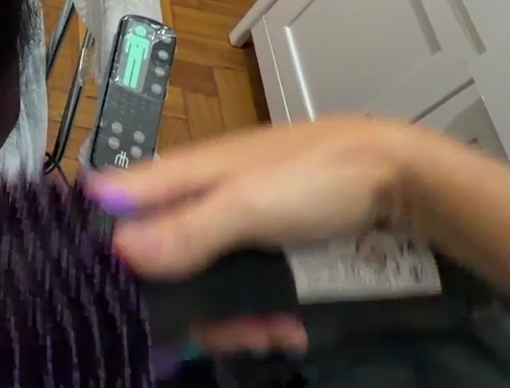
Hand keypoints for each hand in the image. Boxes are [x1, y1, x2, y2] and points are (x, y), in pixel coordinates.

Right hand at [84, 118, 430, 354]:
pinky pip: (245, 284)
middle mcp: (196, 197)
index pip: (118, 205)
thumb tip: (116, 251)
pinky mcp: (267, 245)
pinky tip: (290, 326)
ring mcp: (233, 223)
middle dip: (184, 298)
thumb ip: (186, 229)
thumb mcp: (247, 205)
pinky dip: (261, 309)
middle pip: (162, 253)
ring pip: (205, 277)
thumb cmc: (311, 178)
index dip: (109, 244)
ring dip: (230, 313)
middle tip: (216, 334)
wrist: (400, 176)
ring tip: (271, 335)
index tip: (119, 294)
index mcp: (178, 174)